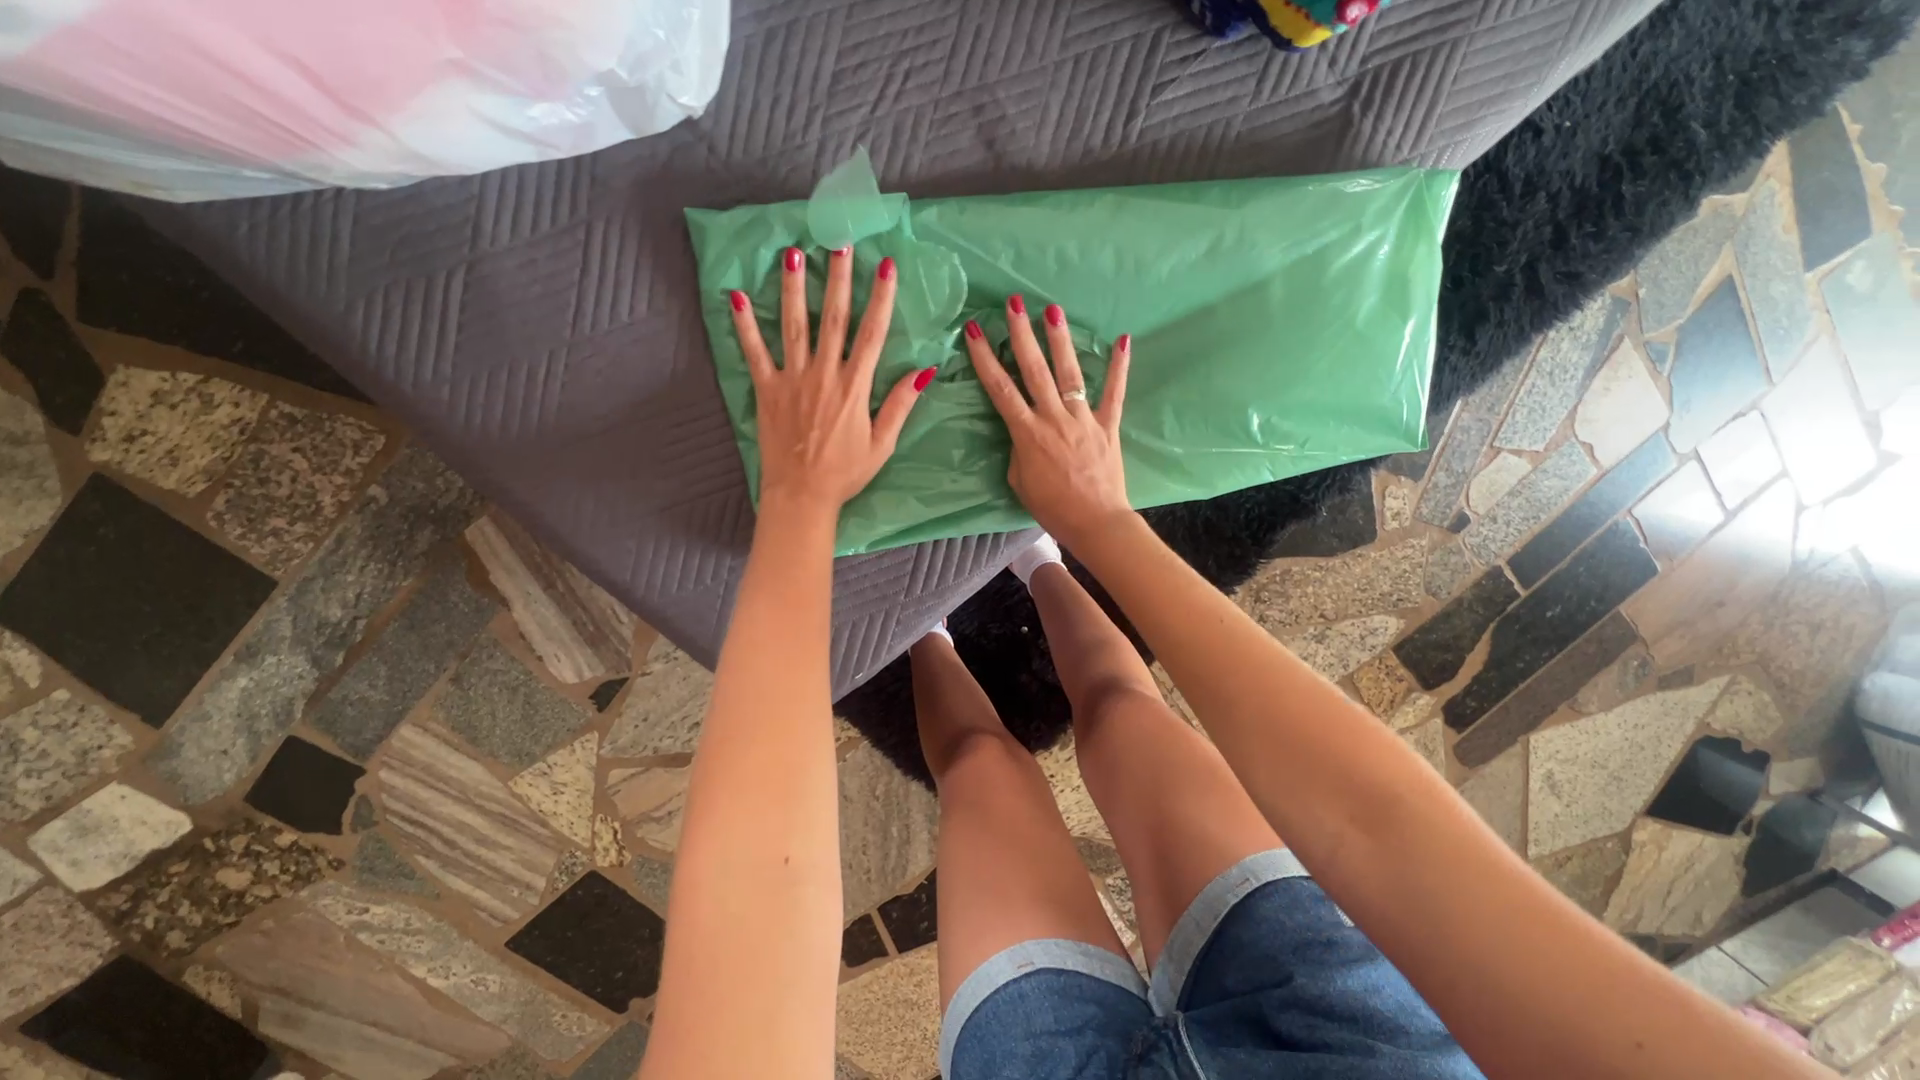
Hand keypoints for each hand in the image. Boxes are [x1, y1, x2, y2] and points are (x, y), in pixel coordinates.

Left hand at [731, 246, 933, 515]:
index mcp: (855, 387)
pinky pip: (754, 352)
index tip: (886, 266)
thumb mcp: (882, 443)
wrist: (801, 497)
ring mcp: (792, 380)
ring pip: (794, 325)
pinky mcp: (766, 390)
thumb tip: (926, 370)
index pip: (872, 334)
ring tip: (793, 253)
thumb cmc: (846, 474)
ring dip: (794, 287)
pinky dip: (744, 325)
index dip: (880, 297)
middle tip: (839, 241)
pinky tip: (737, 297)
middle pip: (834, 318)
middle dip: (838, 278)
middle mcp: (824, 375)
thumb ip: (900, 404)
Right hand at [963, 296, 1132, 548]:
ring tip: (1052, 310)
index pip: (1000, 388)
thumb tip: (1023, 428)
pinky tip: (1123, 339)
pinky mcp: (1108, 425)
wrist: (1095, 522)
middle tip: (1013, 303)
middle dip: (1021, 334)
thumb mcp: (1019, 481)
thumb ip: (1018, 449)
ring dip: (1060, 340)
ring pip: (1069, 373)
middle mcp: (1054, 418)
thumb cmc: (1051, 507)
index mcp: (1027, 432)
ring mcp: (1083, 419)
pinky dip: (1119, 366)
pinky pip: (1114, 392)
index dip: (984, 357)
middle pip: (1034, 370)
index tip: (973, 330)